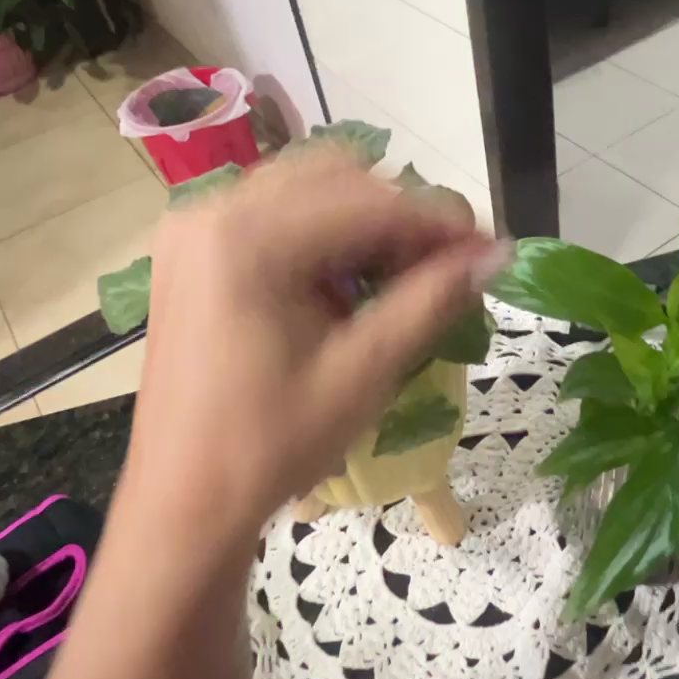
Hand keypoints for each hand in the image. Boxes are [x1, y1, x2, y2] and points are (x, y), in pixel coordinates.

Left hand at [123, 152, 505, 528]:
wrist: (183, 502)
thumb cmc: (270, 446)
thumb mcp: (362, 373)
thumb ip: (431, 300)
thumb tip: (495, 253)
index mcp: (248, 238)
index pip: (368, 202)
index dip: (438, 221)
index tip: (487, 247)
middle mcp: (214, 210)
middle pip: (336, 177)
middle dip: (401, 214)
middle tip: (447, 263)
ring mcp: (195, 228)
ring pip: (307, 188)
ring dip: (365, 220)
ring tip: (403, 272)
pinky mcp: (192, 251)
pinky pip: (275, 213)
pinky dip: (324, 233)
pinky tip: (348, 280)